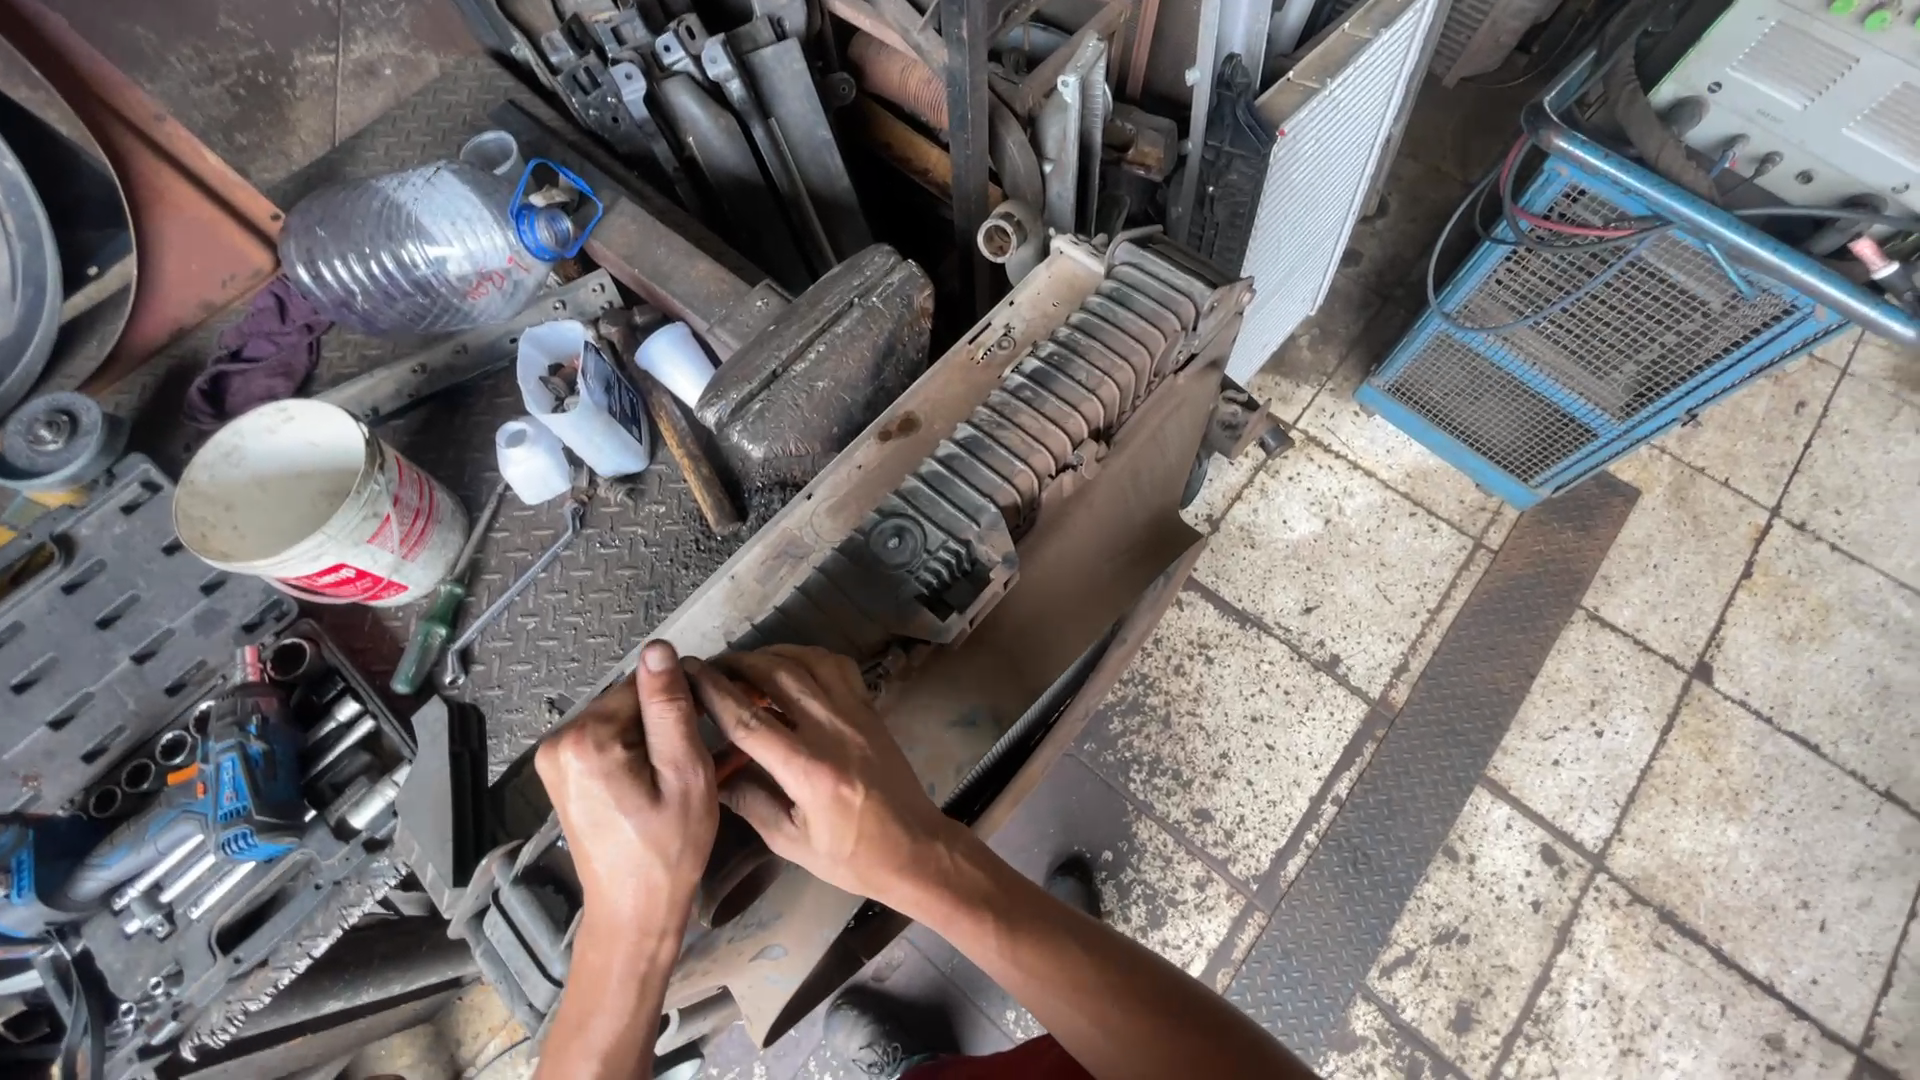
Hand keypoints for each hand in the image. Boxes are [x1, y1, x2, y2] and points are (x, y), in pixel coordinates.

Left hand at [535, 640, 718, 928]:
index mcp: (586, 737)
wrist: (633, 910)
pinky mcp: (561, 773)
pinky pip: (607, 739)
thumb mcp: (685, 773)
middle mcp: (558, 740)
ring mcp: (554, 759)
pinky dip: (636, 749)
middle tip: (696, 757)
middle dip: (665, 718)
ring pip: (620, 718)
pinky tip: (658, 777)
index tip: (707, 730)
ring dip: (653, 735)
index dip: (682, 700)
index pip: (644, 682)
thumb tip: (660, 647)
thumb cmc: (668, 847)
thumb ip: (671, 707)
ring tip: (679, 771)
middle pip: (628, 700)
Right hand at [683, 646, 964, 908]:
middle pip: (778, 676)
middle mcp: (832, 731)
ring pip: (809, 661)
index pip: (749, 720)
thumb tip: (710, 773)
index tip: (689, 675)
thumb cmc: (850, 856)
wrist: (914, 847)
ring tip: (745, 662)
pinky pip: (838, 666)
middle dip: (739, 664)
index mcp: (808, 770)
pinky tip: (790, 664)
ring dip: (773, 654)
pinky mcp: (871, 709)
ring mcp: (856, 714)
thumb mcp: (790, 841)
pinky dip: (809, 656)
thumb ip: (749, 801)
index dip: (714, 692)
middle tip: (711, 665)